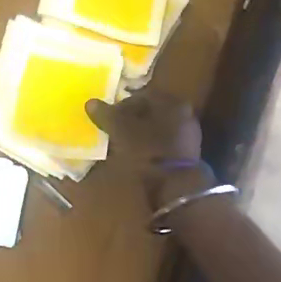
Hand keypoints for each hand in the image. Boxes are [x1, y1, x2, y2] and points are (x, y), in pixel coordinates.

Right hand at [84, 90, 211, 207]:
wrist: (176, 185)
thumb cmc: (148, 151)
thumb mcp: (121, 131)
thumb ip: (106, 115)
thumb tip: (90, 102)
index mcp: (171, 102)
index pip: (141, 96)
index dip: (121, 106)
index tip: (108, 119)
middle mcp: (185, 114)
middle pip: (151, 113)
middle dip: (132, 121)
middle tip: (115, 132)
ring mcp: (190, 135)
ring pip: (159, 129)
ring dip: (142, 135)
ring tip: (125, 146)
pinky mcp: (190, 155)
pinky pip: (165, 144)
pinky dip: (152, 147)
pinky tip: (140, 158)